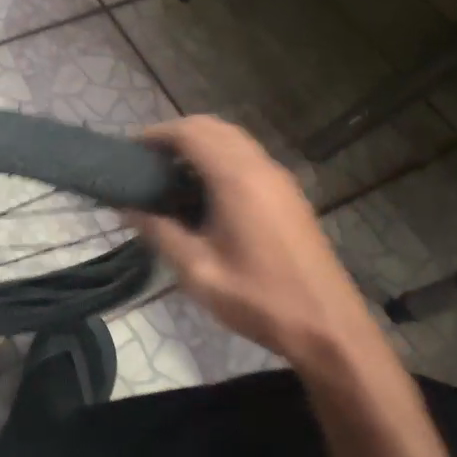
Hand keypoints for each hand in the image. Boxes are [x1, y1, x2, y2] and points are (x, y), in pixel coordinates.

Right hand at [129, 116, 375, 367]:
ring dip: (199, 143)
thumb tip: (126, 208)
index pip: (189, 132)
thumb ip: (159, 232)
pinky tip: (205, 191)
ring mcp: (279, 179)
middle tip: (147, 160)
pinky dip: (220, 156)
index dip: (156, 134)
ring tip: (170, 173)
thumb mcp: (198, 271)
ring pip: (232, 138)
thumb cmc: (260, 299)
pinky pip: (248, 156)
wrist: (330, 329)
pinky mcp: (289, 195)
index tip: (129, 150)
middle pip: (211, 127)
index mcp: (236, 179)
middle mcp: (259, 168)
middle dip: (175, 134)